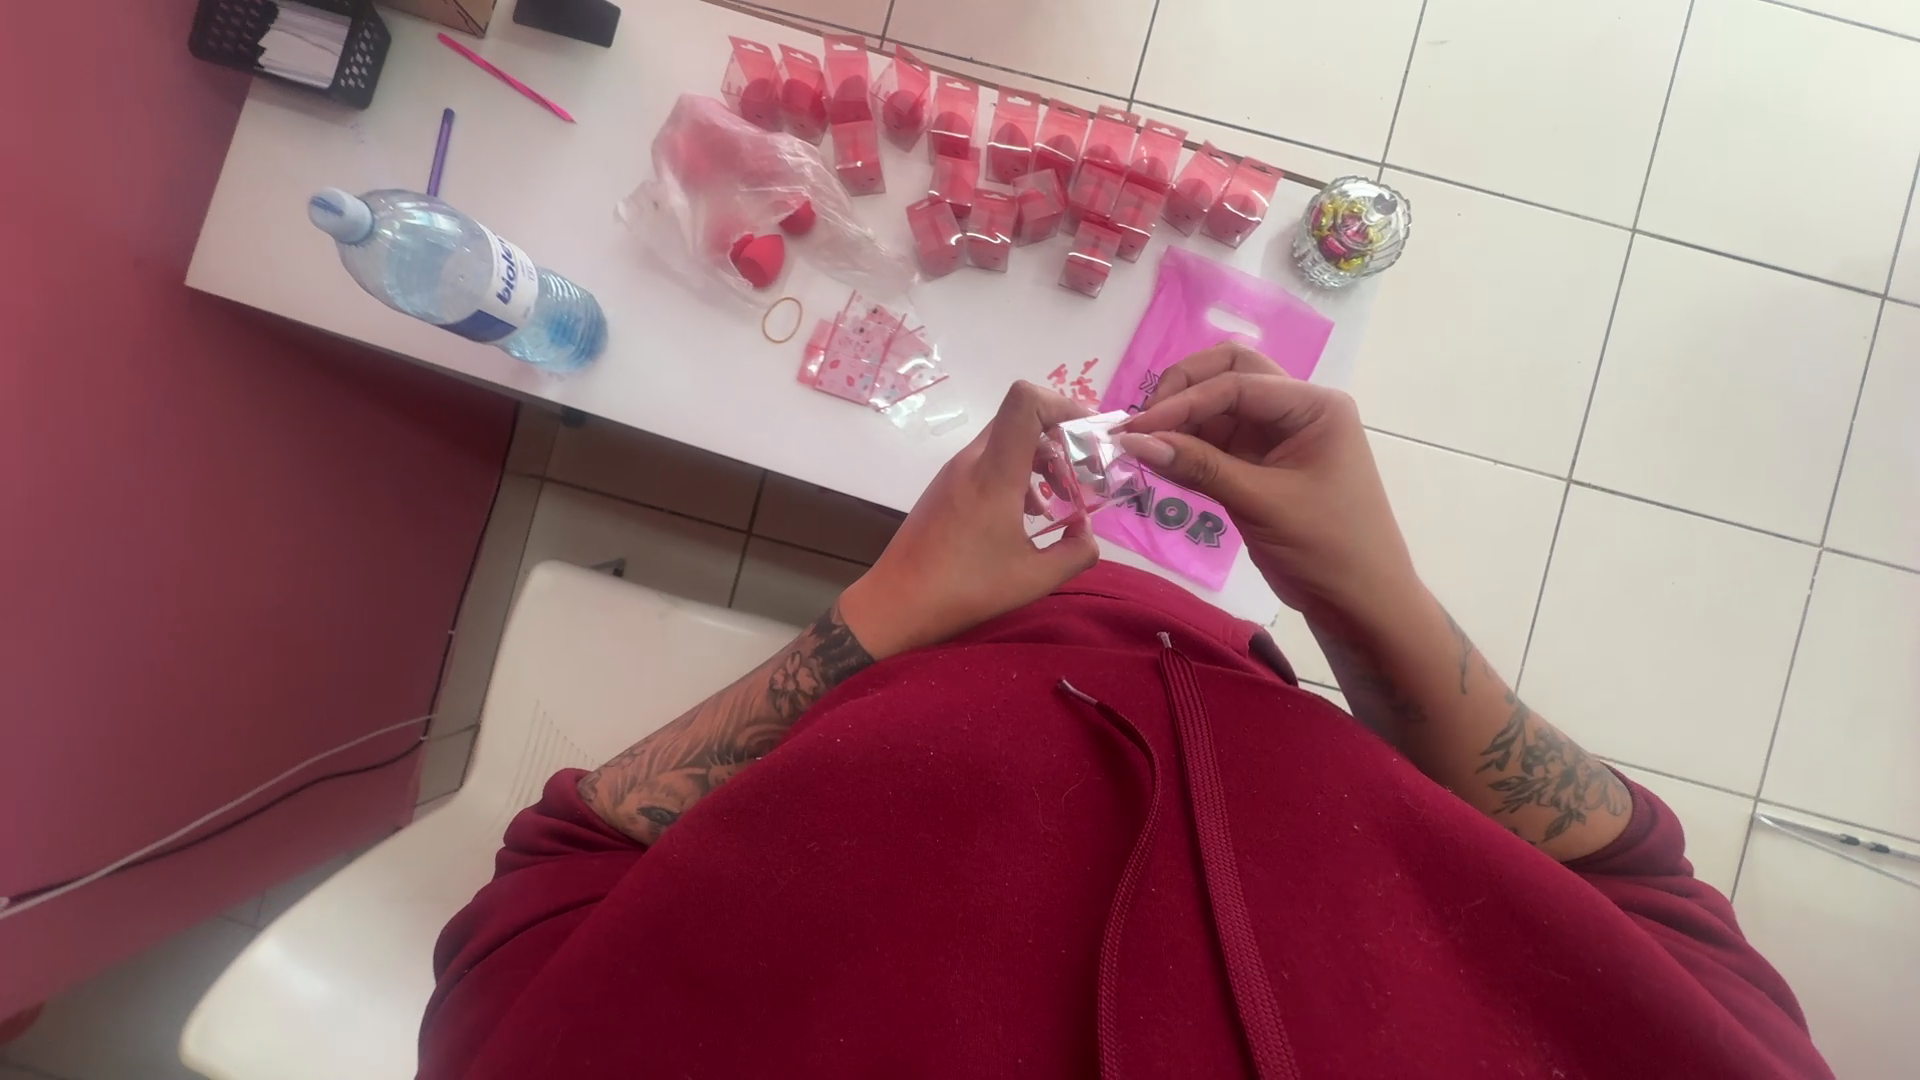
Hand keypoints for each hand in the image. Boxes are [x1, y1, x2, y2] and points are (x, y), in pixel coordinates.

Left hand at [838, 382, 1100, 658]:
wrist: (896, 603)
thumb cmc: (965, 590)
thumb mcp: (1034, 579)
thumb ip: (1076, 552)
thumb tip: (1086, 532)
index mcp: (994, 473)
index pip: (1025, 401)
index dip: (1063, 404)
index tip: (1087, 435)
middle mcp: (971, 461)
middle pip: (1020, 418)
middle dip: (1058, 437)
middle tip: (1081, 472)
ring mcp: (953, 473)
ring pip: (1004, 440)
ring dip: (1038, 458)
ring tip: (1057, 499)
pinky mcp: (943, 488)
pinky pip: (987, 461)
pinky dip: (1015, 473)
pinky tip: (1025, 514)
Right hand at [1116, 343, 1418, 627]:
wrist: (1358, 602)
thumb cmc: (1326, 547)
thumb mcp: (1261, 503)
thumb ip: (1198, 467)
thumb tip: (1133, 441)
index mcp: (1313, 405)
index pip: (1236, 384)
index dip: (1182, 402)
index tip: (1135, 430)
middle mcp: (1294, 409)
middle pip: (1229, 374)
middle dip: (1182, 391)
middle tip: (1141, 424)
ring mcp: (1274, 437)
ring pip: (1216, 408)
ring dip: (1179, 420)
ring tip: (1139, 445)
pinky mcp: (1256, 465)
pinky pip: (1213, 443)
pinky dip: (1185, 448)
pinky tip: (1157, 461)